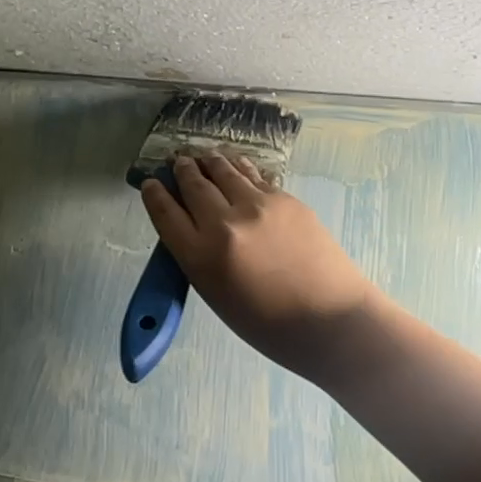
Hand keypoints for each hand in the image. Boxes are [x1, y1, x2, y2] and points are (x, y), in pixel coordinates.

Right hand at [141, 154, 374, 376]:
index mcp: (200, 257)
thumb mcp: (216, 295)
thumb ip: (198, 257)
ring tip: (202, 156)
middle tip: (177, 162)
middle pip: (192, 185)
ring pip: (223, 171)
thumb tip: (192, 226)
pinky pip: (253, 175)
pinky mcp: (284, 199)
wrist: (330, 319)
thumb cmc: (268, 325)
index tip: (150, 184)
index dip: (154, 194)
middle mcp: (222, 224)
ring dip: (208, 162)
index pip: (165, 213)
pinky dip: (238, 167)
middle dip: (181, 170)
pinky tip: (235, 165)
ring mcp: (256, 206)